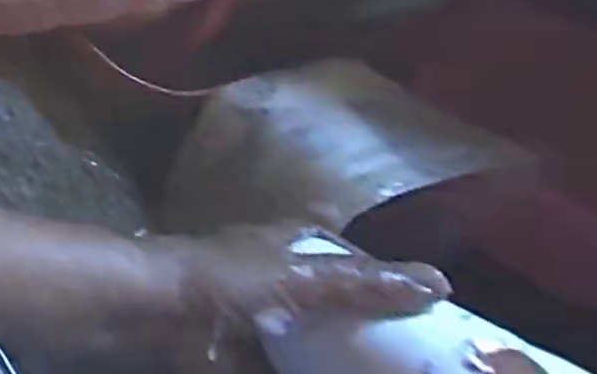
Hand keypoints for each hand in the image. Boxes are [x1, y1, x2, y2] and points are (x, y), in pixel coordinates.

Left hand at [148, 225, 448, 370]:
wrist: (161, 310)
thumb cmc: (222, 277)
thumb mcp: (294, 273)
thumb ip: (356, 279)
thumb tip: (436, 279)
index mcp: (271, 249)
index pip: (312, 236)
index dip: (341, 240)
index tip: (376, 248)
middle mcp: (266, 280)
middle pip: (319, 292)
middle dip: (360, 315)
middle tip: (418, 345)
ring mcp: (257, 319)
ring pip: (310, 336)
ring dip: (344, 355)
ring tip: (398, 367)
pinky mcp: (249, 357)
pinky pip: (291, 366)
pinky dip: (309, 369)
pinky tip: (339, 373)